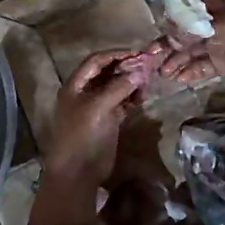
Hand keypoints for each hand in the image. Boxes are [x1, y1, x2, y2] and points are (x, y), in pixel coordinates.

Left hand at [44, 50, 140, 186]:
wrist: (78, 172)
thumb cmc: (82, 135)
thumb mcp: (98, 107)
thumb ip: (119, 87)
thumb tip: (140, 71)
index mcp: (76, 86)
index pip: (96, 61)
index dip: (115, 54)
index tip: (137, 52)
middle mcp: (86, 92)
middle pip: (107, 72)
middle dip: (126, 66)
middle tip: (148, 64)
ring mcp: (98, 106)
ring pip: (117, 86)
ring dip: (131, 81)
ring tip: (148, 79)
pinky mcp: (109, 119)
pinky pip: (123, 101)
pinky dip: (133, 96)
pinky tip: (143, 95)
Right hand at [159, 0, 224, 93]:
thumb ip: (199, 29)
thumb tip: (173, 32)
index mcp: (220, 9)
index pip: (190, 9)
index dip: (173, 18)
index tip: (157, 30)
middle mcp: (216, 26)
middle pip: (187, 33)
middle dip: (169, 44)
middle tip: (151, 57)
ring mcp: (219, 46)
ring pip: (191, 52)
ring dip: (176, 61)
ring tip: (162, 73)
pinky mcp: (223, 65)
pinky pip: (201, 67)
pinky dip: (189, 72)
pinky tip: (178, 79)